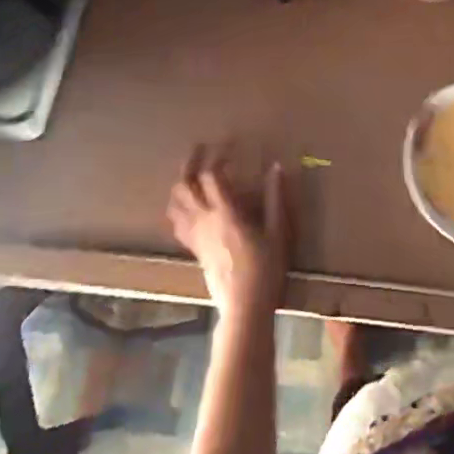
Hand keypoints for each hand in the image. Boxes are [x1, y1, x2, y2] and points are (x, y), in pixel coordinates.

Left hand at [167, 144, 289, 316]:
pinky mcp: (194, 249)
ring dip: (181, 182)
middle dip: (190, 163)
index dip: (217, 156)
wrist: (244, 307)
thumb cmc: (266, 269)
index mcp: (225, 213)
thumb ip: (275, 198)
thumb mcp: (278, 232)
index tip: (229, 146)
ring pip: (175, 203)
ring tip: (191, 172)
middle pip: (184, 184)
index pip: (211, 175)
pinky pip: (177, 223)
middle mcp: (205, 220)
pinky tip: (187, 204)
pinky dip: (178, 206)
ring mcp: (196, 236)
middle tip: (200, 149)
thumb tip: (276, 167)